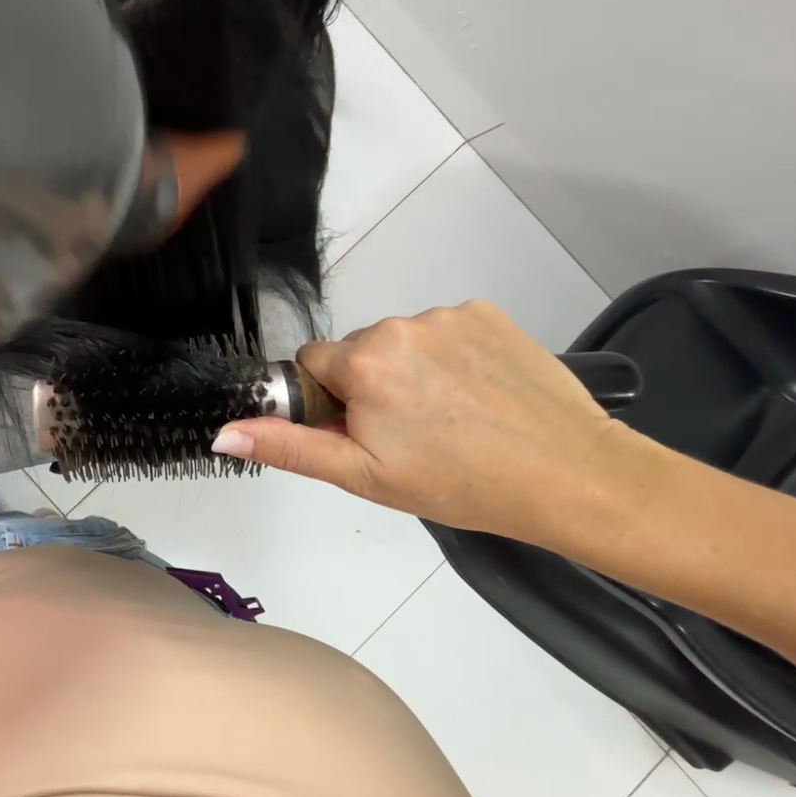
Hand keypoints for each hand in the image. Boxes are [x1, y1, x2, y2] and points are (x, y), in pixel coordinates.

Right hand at [212, 300, 636, 540]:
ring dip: (409, 371)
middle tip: (408, 431)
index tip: (363, 430)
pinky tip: (474, 392)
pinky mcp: (486, 312)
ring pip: (399, 342)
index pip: (312, 363)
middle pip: (355, 351)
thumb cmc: (463, 483)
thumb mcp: (363, 475)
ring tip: (449, 416)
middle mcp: (399, 327)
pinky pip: (442, 330)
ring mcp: (447, 316)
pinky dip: (448, 356)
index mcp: (363, 363)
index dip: (330, 400)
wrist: (571, 476)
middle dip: (368, 384)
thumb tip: (224, 432)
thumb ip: (288, 446)